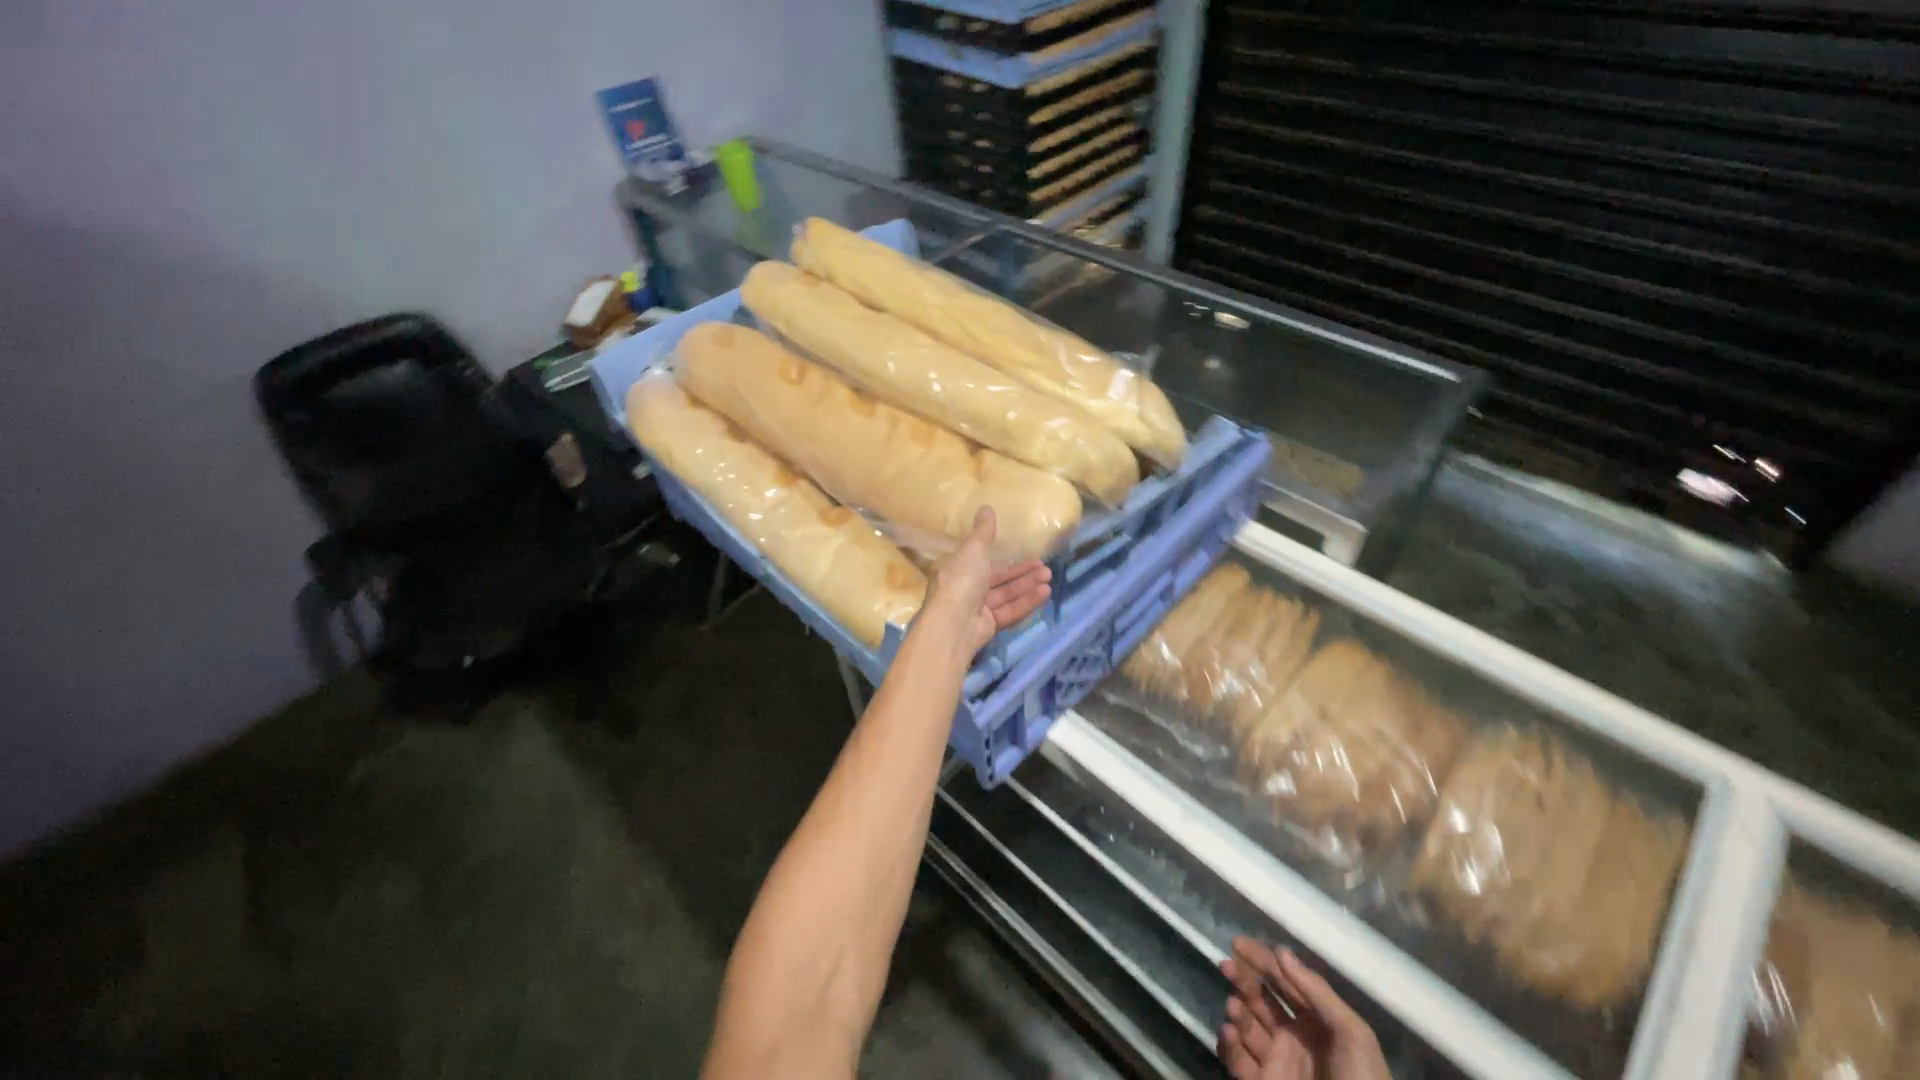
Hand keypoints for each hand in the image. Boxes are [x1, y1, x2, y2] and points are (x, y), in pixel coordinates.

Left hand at [923, 507, 1051, 655]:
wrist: (954, 624)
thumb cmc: (961, 581)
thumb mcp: (973, 550)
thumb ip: (984, 531)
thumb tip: (986, 507)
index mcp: (958, 570)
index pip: (983, 563)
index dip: (1005, 559)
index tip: (1025, 555)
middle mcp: (966, 589)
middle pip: (998, 580)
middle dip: (1021, 573)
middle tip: (1044, 567)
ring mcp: (977, 610)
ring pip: (1006, 595)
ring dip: (1027, 586)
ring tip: (1048, 577)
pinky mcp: (989, 626)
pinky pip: (1010, 610)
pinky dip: (1026, 601)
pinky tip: (1044, 592)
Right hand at [1218, 937, 1389, 1079]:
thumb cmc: (1362, 1079)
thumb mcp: (1353, 1034)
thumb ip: (1317, 992)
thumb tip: (1281, 951)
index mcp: (1316, 1020)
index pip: (1284, 982)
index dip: (1262, 960)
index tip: (1238, 943)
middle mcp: (1293, 1035)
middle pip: (1261, 999)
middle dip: (1243, 980)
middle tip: (1227, 966)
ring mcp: (1277, 1060)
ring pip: (1247, 1027)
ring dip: (1237, 1011)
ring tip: (1233, 1005)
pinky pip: (1238, 1061)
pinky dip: (1229, 1045)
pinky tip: (1229, 1032)